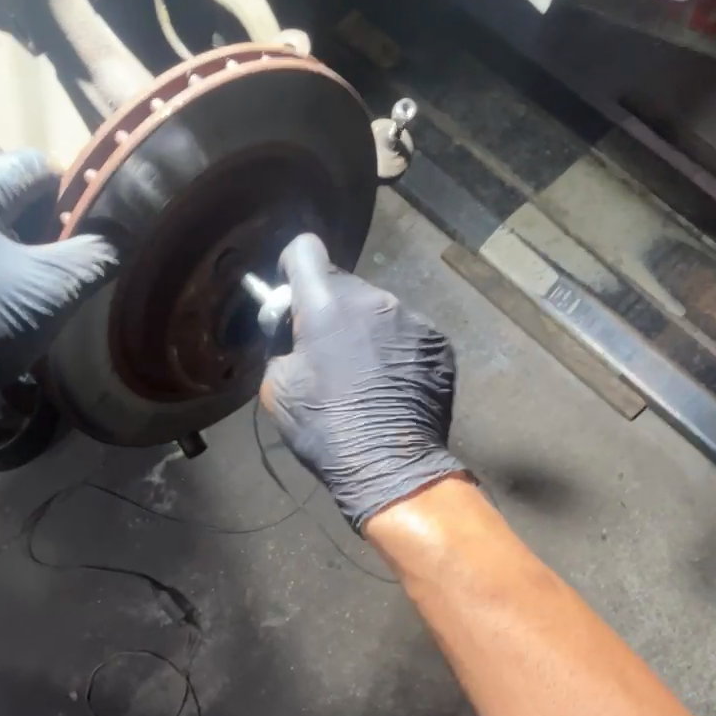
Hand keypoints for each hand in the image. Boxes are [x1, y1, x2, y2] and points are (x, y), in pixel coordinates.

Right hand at [261, 233, 467, 529]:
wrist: (390, 467)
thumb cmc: (324, 429)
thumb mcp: (276, 387)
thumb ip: (280, 343)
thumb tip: (289, 330)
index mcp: (326, 303)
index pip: (304, 248)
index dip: (293, 267)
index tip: (293, 295)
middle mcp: (374, 299)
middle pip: (344, 284)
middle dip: (331, 309)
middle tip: (327, 351)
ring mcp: (412, 319)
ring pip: (378, 311)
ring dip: (366, 330)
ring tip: (363, 376)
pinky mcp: (439, 343)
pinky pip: (407, 333)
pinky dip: (395, 350)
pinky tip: (391, 385)